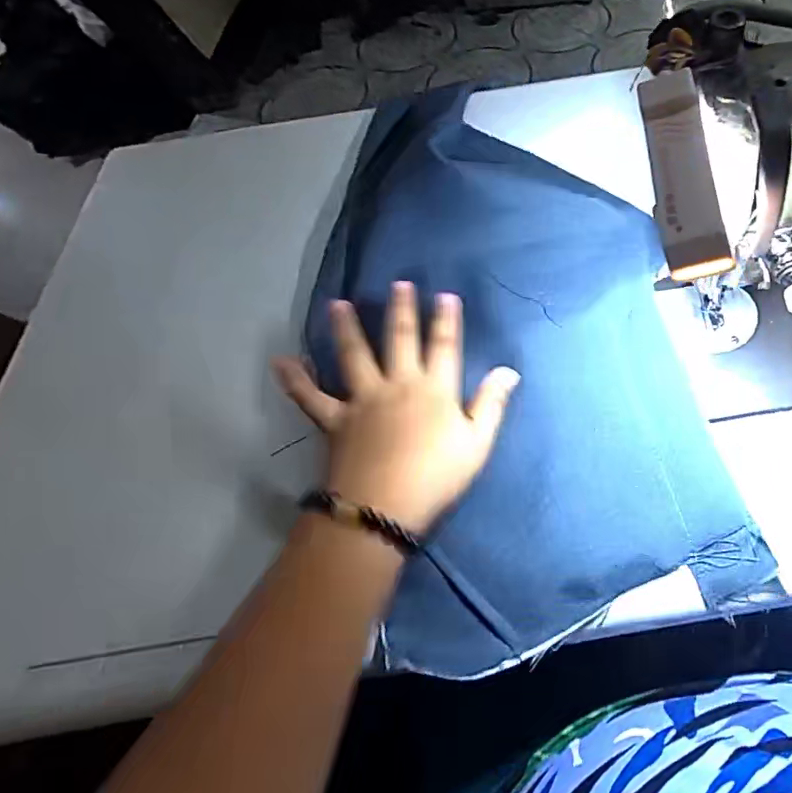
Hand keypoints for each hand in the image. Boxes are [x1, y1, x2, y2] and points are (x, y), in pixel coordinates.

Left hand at [274, 282, 519, 534]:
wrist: (382, 508)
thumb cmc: (438, 476)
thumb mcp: (478, 443)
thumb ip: (491, 403)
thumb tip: (509, 370)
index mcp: (435, 389)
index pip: (444, 346)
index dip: (446, 319)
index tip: (445, 295)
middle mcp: (398, 384)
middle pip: (400, 339)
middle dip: (401, 309)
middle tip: (399, 283)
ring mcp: (362, 399)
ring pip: (353, 355)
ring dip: (346, 328)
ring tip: (338, 304)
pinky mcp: (334, 420)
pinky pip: (310, 396)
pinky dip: (295, 379)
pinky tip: (282, 361)